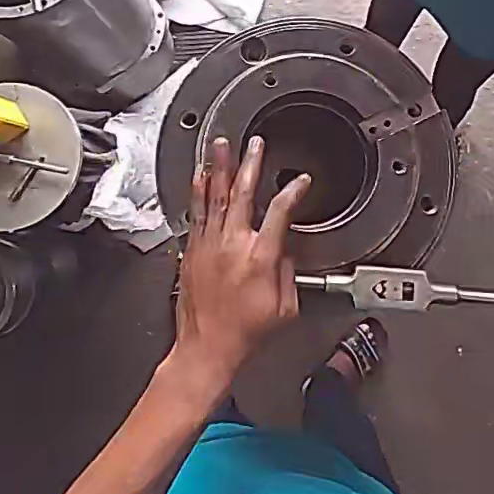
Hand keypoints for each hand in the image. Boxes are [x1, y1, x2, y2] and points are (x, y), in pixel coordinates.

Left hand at [169, 136, 310, 396]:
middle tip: (255, 145)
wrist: (206, 349)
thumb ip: (287, 272)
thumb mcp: (285, 308)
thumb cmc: (244, 333)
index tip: (301, 182)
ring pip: (215, 196)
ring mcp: (209, 245)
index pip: (280, 212)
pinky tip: (200, 175)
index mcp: (260, 258)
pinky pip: (196, 212)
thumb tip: (284, 251)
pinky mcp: (193, 250)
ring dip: (220, 168)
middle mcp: (233, 245)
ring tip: (221, 146)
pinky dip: (199, 191)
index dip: (293, 192)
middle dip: (251, 164)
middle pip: (242, 193)